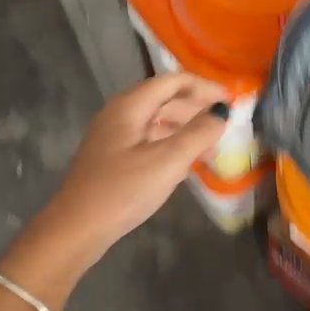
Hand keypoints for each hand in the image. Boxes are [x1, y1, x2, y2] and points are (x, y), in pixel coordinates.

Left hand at [25, 73, 228, 260]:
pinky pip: (149, 140)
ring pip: (157, 121)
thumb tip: (221, 112)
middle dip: (197, 107)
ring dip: (186, 127)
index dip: (205, 86)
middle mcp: (121, 113)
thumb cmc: (123, 190)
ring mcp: (115, 136)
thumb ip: (198, 134)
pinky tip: (188, 161)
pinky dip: (172, 144)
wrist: (77, 228)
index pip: (173, 81)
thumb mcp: (167, 161)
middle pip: (165, 98)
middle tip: (226, 122)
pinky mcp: (114, 158)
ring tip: (213, 143)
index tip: (232, 100)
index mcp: (131, 106)